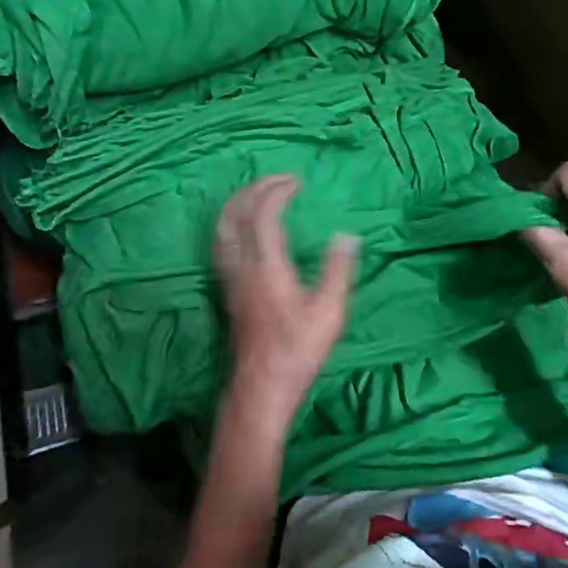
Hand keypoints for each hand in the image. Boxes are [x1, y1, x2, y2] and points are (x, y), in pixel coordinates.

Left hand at [214, 174, 358, 421]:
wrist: (261, 387)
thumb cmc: (297, 350)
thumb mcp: (329, 312)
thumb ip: (337, 270)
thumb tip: (347, 237)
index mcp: (267, 268)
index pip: (263, 216)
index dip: (276, 191)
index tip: (296, 182)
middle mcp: (242, 267)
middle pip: (234, 215)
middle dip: (254, 189)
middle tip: (278, 180)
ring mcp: (230, 279)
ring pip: (221, 229)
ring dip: (238, 203)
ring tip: (259, 193)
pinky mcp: (227, 290)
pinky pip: (221, 243)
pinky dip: (232, 222)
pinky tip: (245, 226)